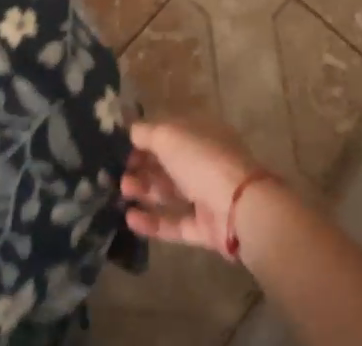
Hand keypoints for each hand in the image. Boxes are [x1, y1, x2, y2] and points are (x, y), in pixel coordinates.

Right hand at [121, 120, 263, 253]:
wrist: (242, 210)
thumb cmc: (203, 162)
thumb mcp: (168, 136)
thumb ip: (145, 132)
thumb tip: (132, 132)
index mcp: (201, 136)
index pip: (168, 134)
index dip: (144, 140)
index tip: (121, 147)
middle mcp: (205, 164)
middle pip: (166, 165)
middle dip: (141, 167)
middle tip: (119, 173)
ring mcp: (207, 197)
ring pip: (170, 193)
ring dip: (144, 191)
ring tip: (123, 193)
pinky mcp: (207, 228)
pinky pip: (176, 224)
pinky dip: (153, 222)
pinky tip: (130, 219)